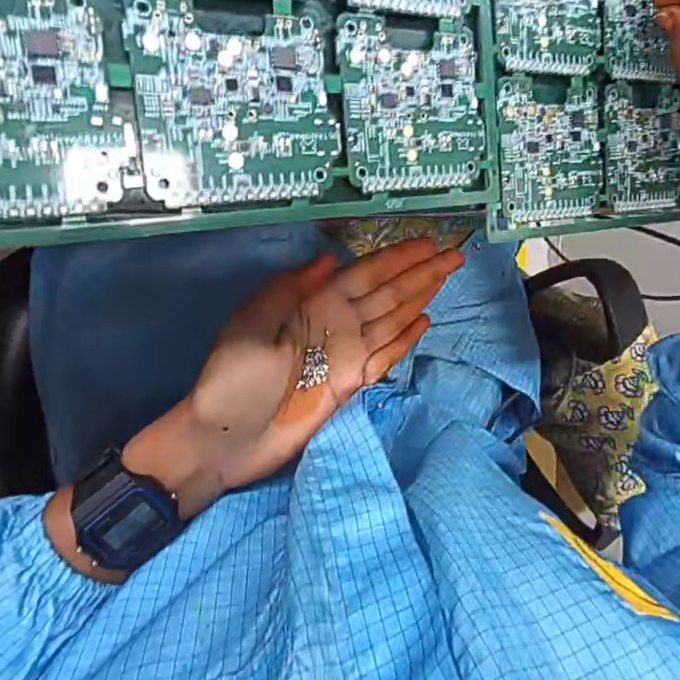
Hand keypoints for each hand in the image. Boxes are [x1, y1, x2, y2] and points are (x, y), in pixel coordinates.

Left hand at [135, 238, 463, 510]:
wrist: (226, 436)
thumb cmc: (232, 378)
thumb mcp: (251, 323)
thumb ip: (290, 289)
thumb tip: (329, 259)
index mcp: (311, 305)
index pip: (364, 274)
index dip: (396, 258)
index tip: (426, 243)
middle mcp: (335, 325)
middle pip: (386, 293)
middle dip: (419, 273)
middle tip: (453, 255)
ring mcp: (345, 356)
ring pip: (391, 320)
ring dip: (418, 298)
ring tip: (445, 277)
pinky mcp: (350, 385)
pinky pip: (385, 357)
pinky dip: (404, 340)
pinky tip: (424, 322)